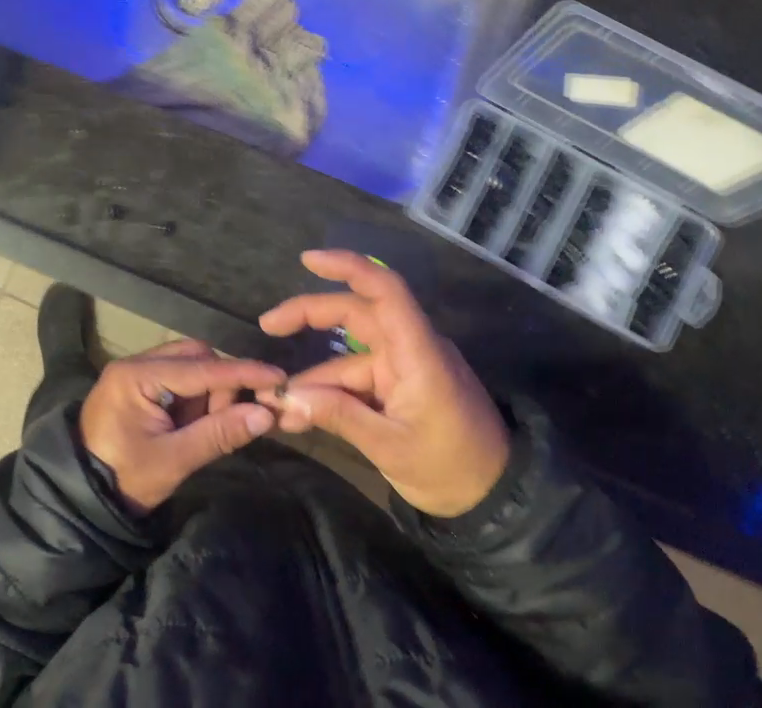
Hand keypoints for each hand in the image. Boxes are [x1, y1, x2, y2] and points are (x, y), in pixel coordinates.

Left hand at [79, 341, 284, 513]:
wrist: (82, 497)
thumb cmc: (125, 479)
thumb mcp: (175, 460)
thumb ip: (219, 434)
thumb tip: (266, 415)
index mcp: (136, 376)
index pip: (201, 368)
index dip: (242, 373)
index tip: (279, 377)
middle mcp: (134, 364)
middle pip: (195, 357)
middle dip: (220, 385)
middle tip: (230, 420)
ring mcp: (134, 374)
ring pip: (189, 366)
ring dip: (208, 392)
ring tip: (205, 428)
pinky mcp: (138, 387)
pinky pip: (177, 379)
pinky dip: (194, 398)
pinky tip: (193, 424)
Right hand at [257, 250, 509, 516]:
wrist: (494, 500)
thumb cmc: (450, 468)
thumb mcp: (390, 446)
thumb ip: (338, 416)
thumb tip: (285, 397)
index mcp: (418, 352)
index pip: (386, 291)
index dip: (348, 267)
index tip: (307, 261)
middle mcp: (410, 349)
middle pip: (356, 314)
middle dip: (309, 317)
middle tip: (267, 326)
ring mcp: (404, 369)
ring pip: (348, 357)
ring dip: (313, 377)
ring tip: (277, 404)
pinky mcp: (399, 388)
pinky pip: (356, 380)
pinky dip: (328, 394)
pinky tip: (299, 415)